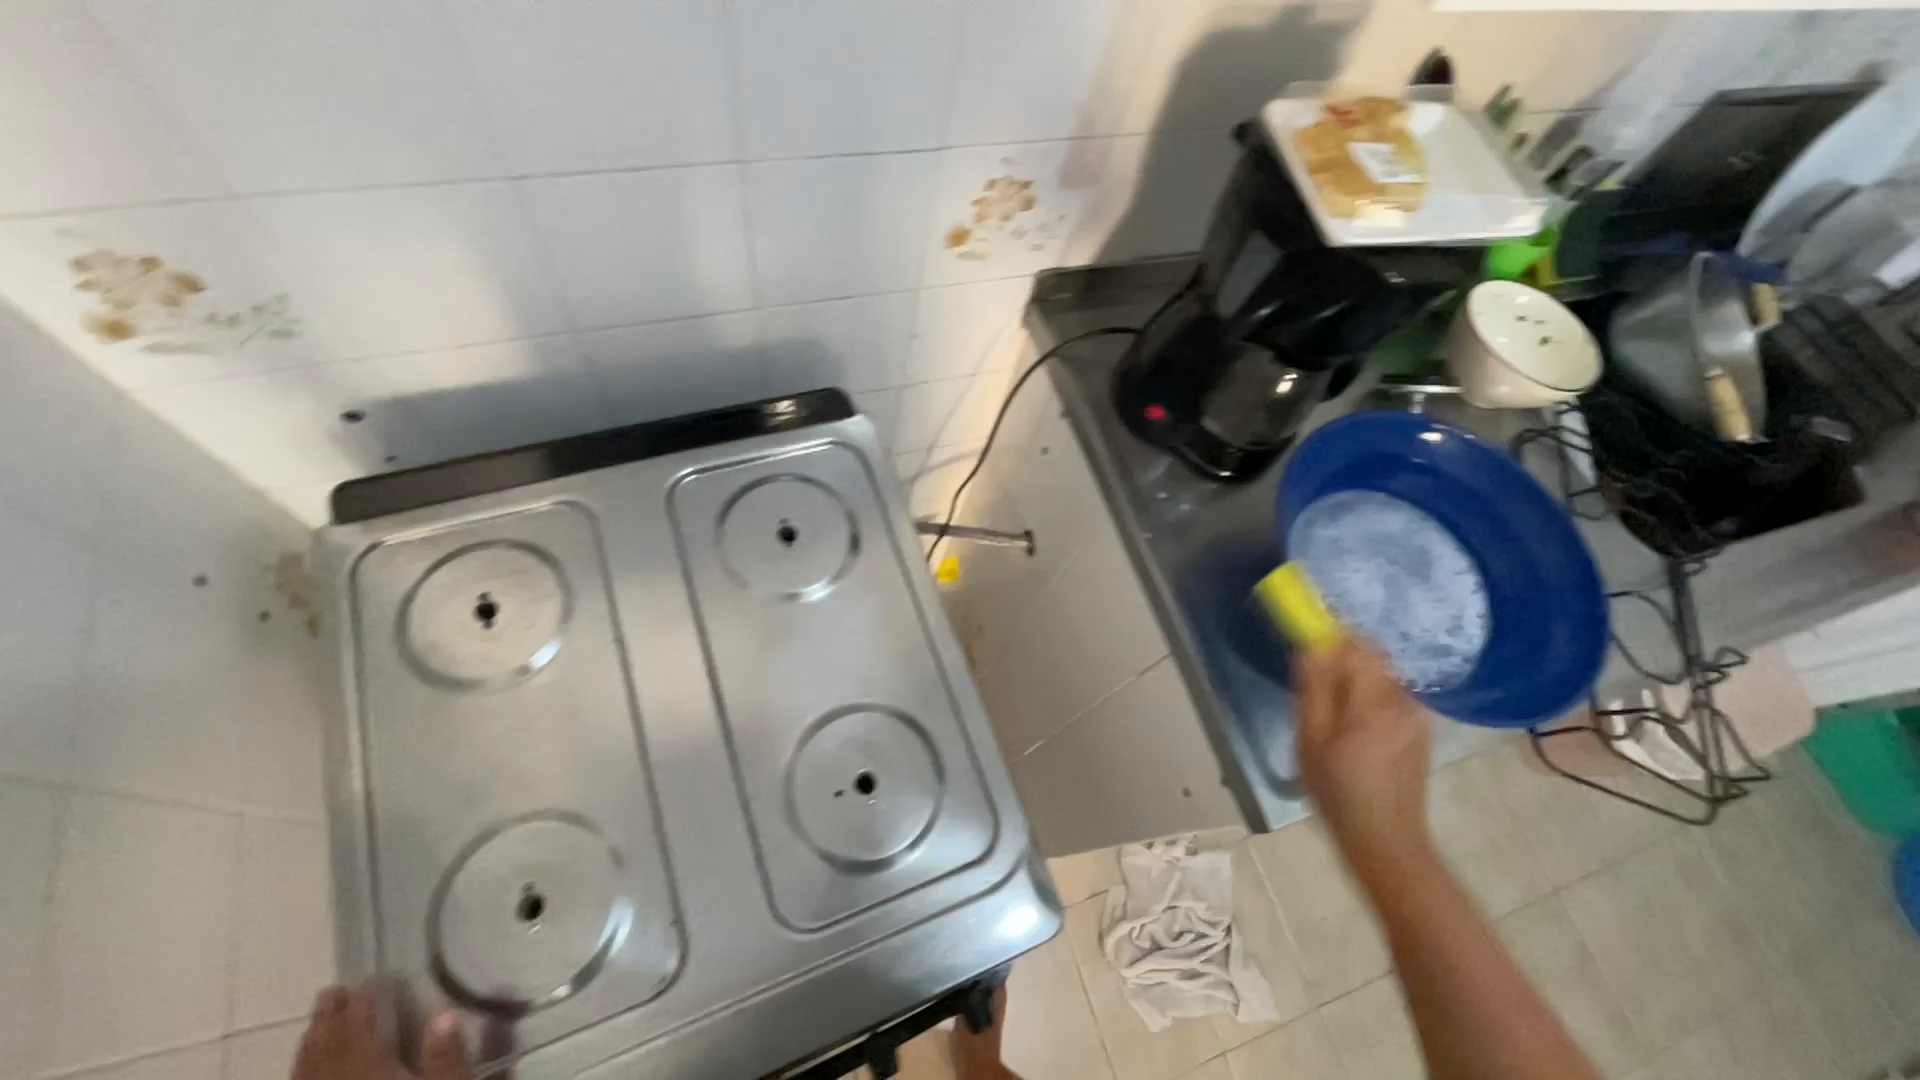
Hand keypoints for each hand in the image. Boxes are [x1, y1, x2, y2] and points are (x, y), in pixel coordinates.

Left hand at [294, 985, 466, 1079]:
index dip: (366, 1003)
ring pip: (307, 1072)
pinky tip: (302, 1074)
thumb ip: (446, 1058)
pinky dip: (300, 1076)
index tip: (371, 980)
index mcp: (371, 1071)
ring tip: (314, 1026)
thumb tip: (445, 1013)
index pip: (363, 1029)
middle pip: (329, 1048)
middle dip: (330, 1019)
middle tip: (332, 992)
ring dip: (311, 1045)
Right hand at [1293, 637, 1433, 885]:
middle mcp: (1404, 701)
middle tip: (1315, 698)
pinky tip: (1354, 739)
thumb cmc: (1340, 792)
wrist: (1387, 842)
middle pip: (1371, 660)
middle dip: (1341, 667)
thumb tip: (1312, 647)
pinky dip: (1368, 705)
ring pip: (1379, 680)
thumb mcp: (1311, 741)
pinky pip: (1389, 700)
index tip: (1310, 652)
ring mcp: (1418, 717)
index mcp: (1376, 701)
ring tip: (1332, 724)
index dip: (1332, 640)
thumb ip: (1313, 690)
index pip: (1359, 645)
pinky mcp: (1421, 732)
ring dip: (1354, 687)